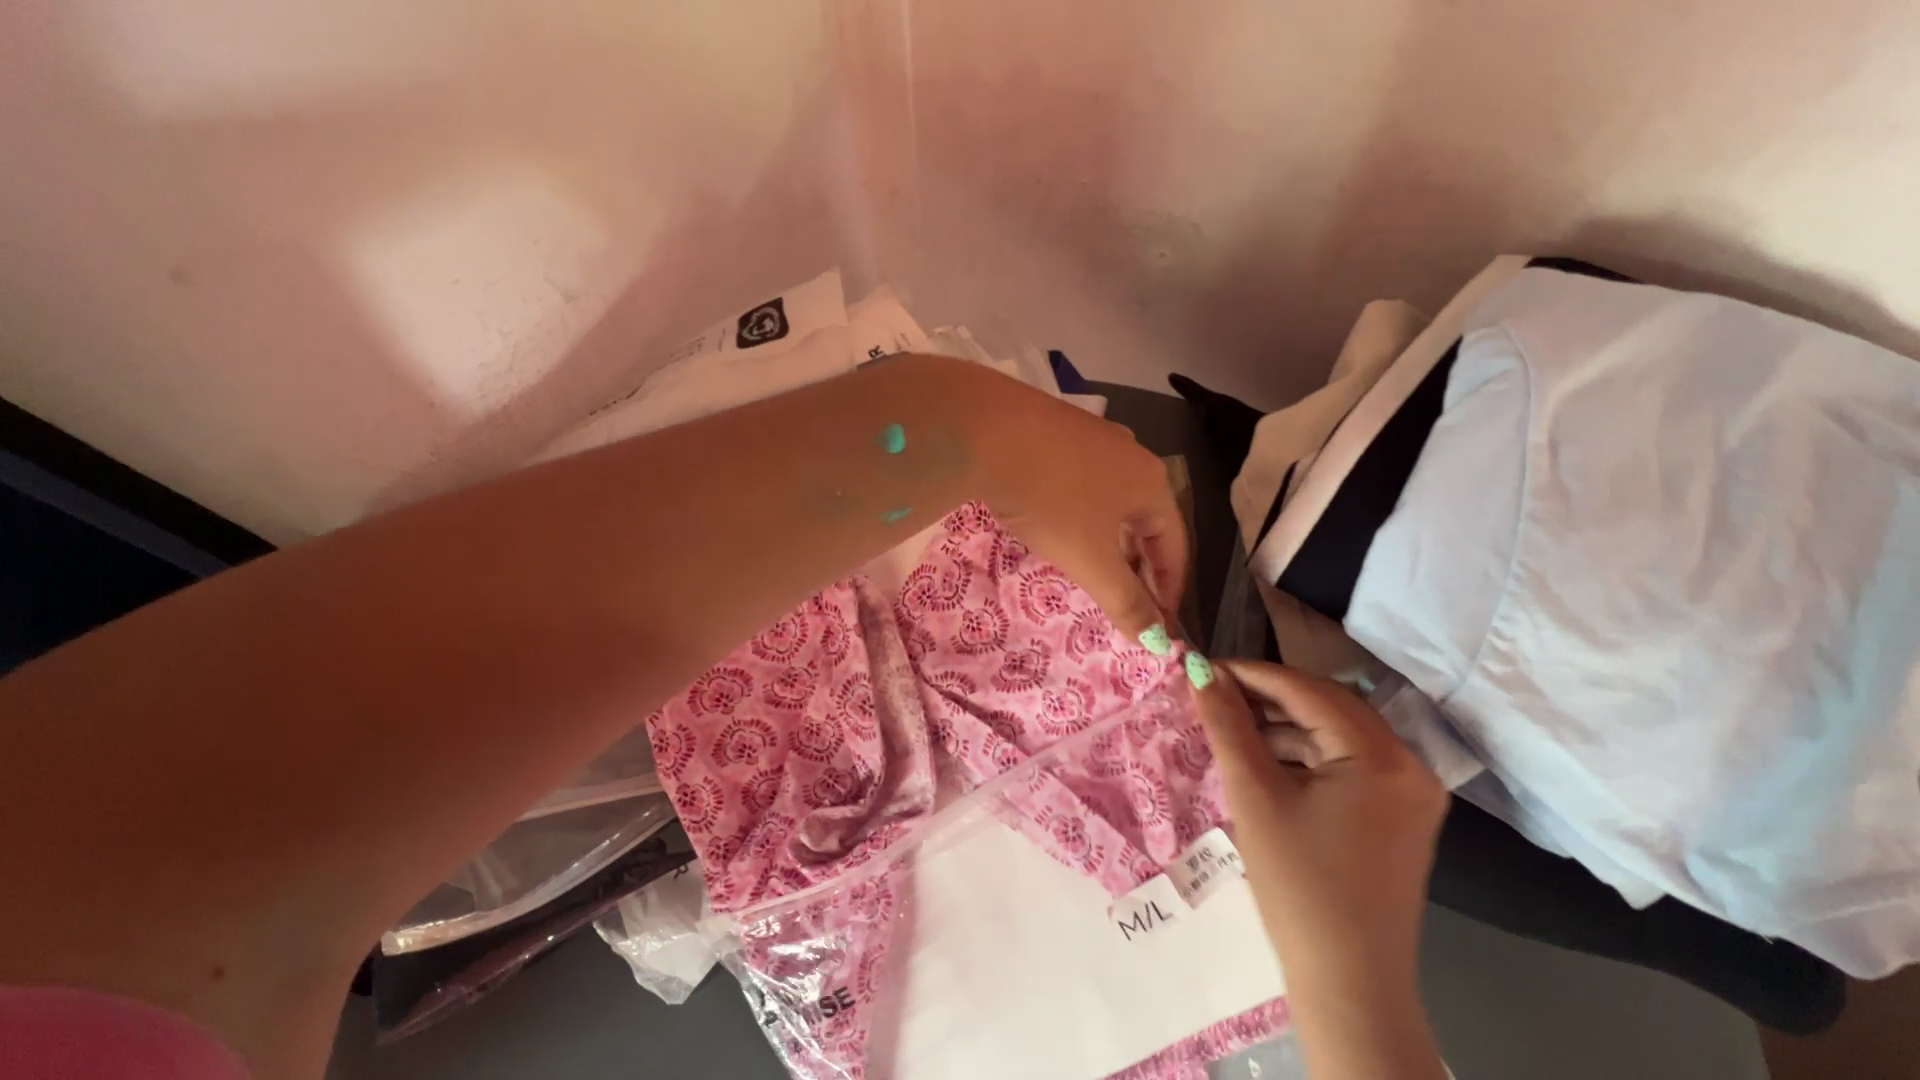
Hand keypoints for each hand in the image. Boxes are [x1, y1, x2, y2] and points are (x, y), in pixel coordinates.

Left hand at [971, 384, 1187, 639]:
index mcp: (1151, 483)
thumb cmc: (1050, 500)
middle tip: (1128, 599)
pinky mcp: (1055, 427)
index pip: (1175, 545)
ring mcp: (1093, 435)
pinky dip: (1081, 512)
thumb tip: (1157, 641)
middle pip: (1147, 519)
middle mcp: (1131, 453)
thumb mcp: (1090, 559)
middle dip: (1140, 564)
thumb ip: (1125, 601)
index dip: (1170, 588)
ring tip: (1095, 566)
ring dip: (1111, 537)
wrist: (985, 431)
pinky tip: (1059, 523)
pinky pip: (1080, 480)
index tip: (1160, 623)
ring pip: (1113, 498)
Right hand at [1196, 659, 1448, 1078]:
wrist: (1349, 981)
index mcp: (1382, 756)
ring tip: (1236, 728)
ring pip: (1342, 736)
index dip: (1253, 674)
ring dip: (1290, 726)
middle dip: (1272, 697)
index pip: (1308, 691)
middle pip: (1331, 707)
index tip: (1206, 667)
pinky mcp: (1405, 818)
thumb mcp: (1255, 797)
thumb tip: (1202, 673)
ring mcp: (1413, 793)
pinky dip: (1312, 757)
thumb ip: (1228, 727)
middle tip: (1217, 695)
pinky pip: (1353, 766)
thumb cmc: (1297, 886)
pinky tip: (1271, 762)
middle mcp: (1410, 764)